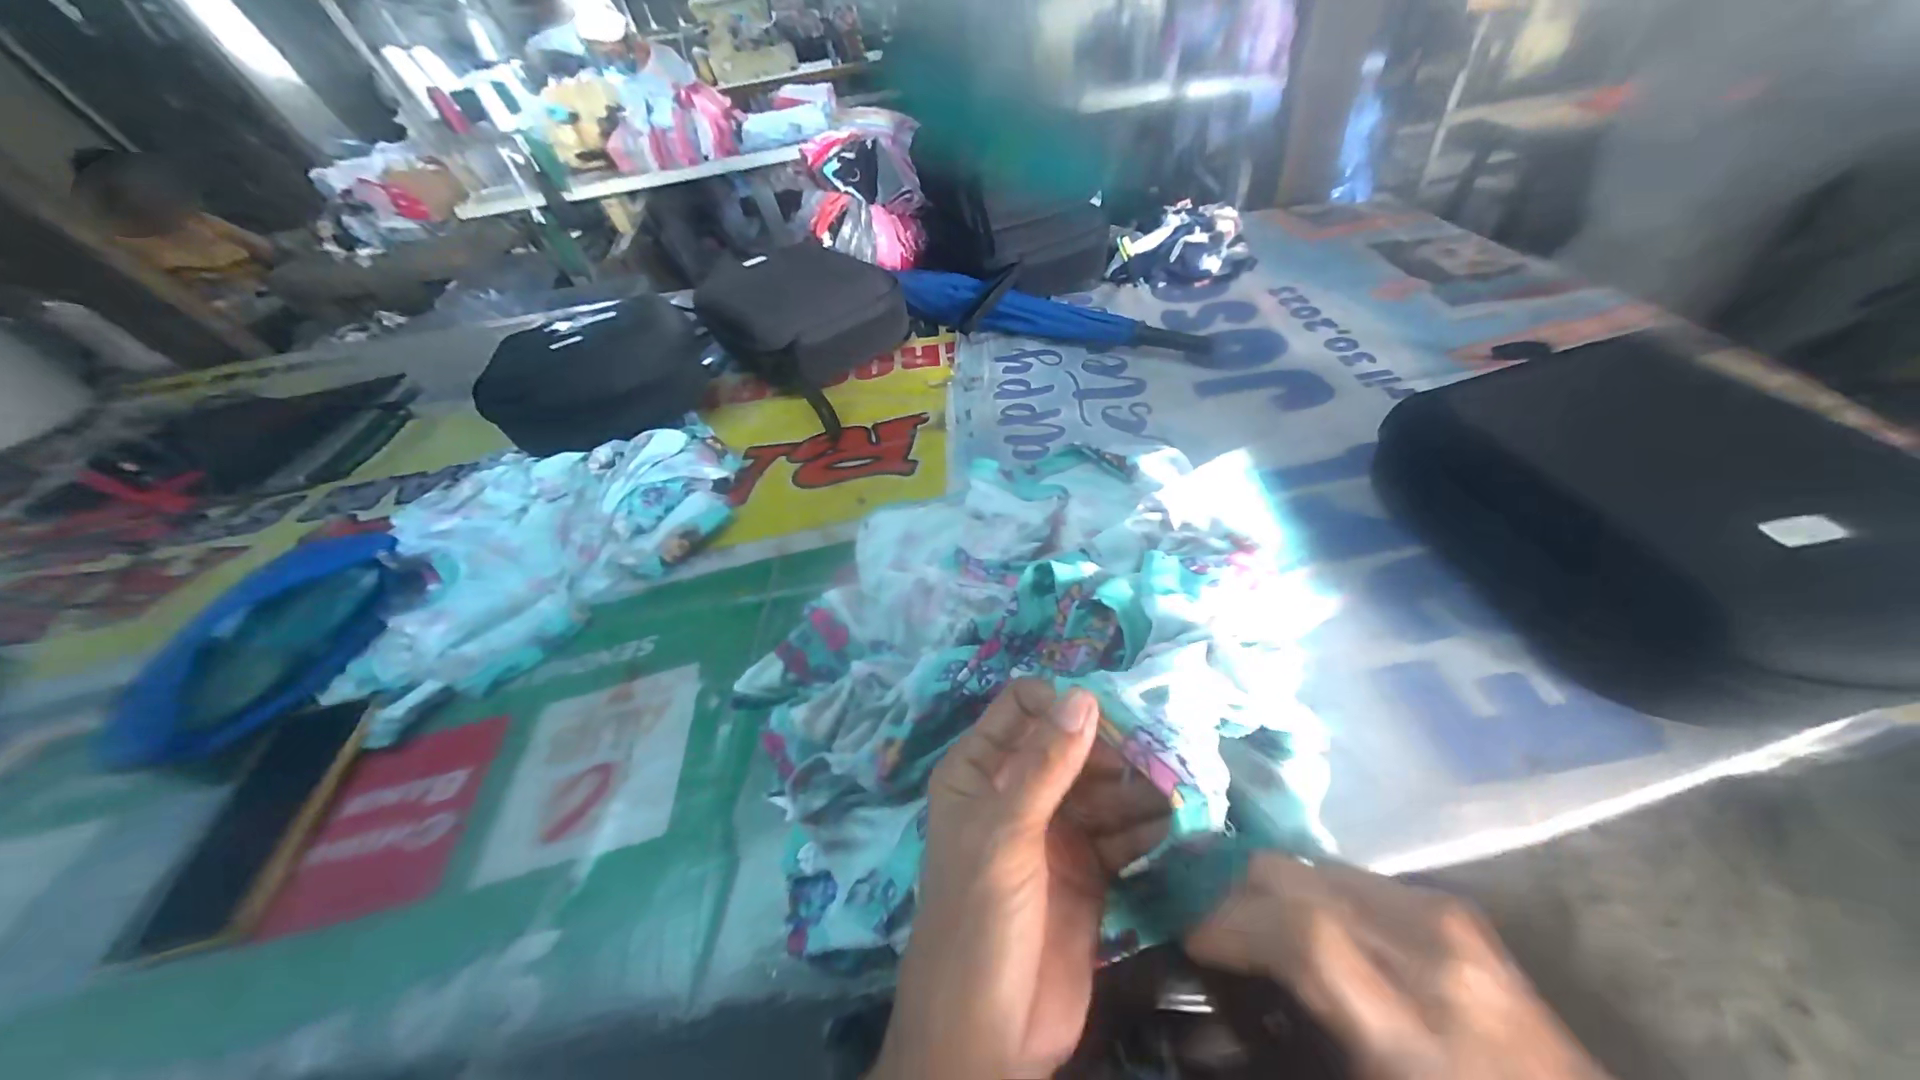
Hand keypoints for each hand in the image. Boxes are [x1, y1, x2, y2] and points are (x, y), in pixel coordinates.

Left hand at [871, 679, 1170, 1079]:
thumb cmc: (979, 919)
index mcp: (979, 770)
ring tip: (1184, 789)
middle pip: (1072, 746)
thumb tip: (1084, 695)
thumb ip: (1044, 765)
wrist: (988, 1034)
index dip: (1064, 705)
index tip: (1114, 716)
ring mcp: (1055, 831)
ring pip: (1103, 789)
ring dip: (1142, 788)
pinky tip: (1181, 825)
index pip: (1023, 708)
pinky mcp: (1088, 869)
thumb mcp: (1005, 834)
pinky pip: (1123, 833)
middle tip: (1166, 755)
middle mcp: (1017, 791)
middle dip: (1116, 748)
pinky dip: (1149, 828)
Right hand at [1185, 856, 1610, 1079]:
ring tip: (1254, 929)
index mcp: (1415, 1022)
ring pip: (1314, 863)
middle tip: (1213, 933)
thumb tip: (1209, 1016)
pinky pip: (1349, 874)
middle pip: (1294, 876)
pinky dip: (1309, 891)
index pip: (1299, 931)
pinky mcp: (1453, 904)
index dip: (1228, 925)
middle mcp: (1430, 946)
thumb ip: (1283, 1047)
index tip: (1191, 943)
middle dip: (1233, 896)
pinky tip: (1308, 928)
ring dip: (1269, 891)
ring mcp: (1447, 914)